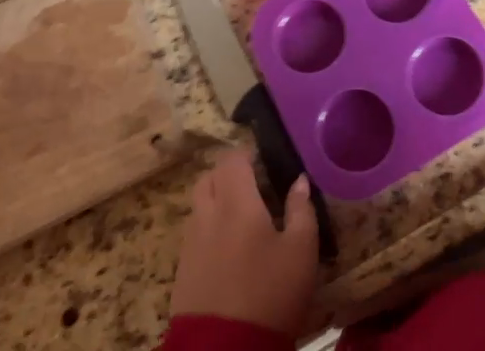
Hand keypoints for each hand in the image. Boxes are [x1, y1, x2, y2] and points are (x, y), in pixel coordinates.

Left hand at [170, 149, 319, 333]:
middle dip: (228, 173)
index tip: (264, 160)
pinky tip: (229, 246)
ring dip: (216, 199)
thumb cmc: (271, 293)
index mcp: (236, 203)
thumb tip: (299, 180)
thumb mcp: (301, 251)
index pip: (232, 160)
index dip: (246, 154)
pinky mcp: (182, 267)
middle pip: (209, 177)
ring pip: (199, 204)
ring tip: (242, 216)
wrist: (225, 349)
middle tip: (253, 185)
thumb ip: (301, 210)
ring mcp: (190, 242)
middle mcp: (207, 214)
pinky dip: (209, 226)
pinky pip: (194, 231)